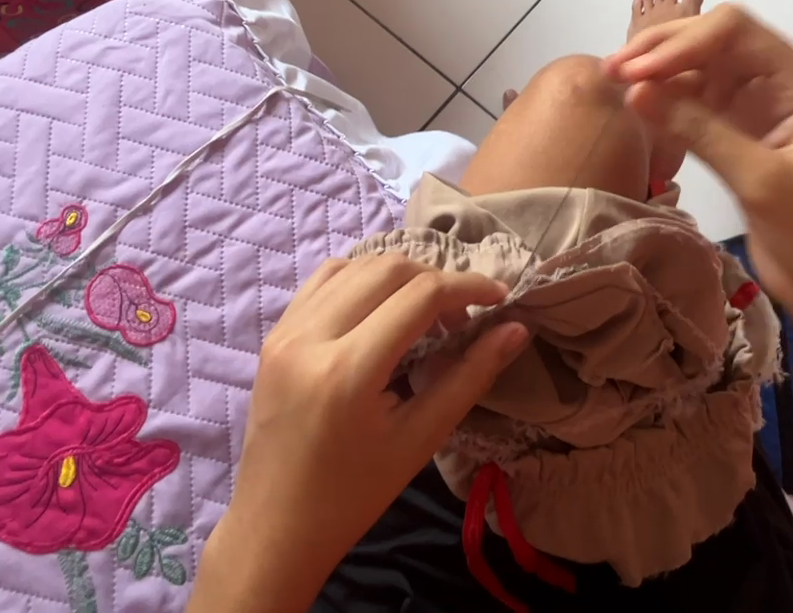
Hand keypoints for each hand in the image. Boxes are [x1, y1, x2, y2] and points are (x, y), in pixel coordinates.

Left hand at [193, 255, 530, 612]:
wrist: (275, 528)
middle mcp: (311, 337)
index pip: (421, 294)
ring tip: (423, 315)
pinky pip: (325, 279)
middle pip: (390, 268)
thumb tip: (517, 328)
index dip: (469, 286)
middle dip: (437, 279)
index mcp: (348, 371)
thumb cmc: (355, 494)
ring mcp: (286, 330)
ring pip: (357, 264)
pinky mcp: (275, 332)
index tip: (499, 297)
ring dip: (401, 276)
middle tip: (460, 318)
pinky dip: (363, 278)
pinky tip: (382, 308)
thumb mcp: (422, 439)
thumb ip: (472, 376)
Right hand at [605, 4, 792, 322]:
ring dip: (661, 72)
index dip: (681, 43)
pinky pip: (701, 105)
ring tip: (613, 82)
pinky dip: (669, 102)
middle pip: (717, 42)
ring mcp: (762, 109)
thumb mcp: (762, 181)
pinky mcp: (744, 136)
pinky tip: (639, 106)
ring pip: (704, 70)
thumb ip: (701, 131)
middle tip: (610, 70)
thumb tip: (635, 91)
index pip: (735, 33)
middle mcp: (783, 84)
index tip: (633, 72)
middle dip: (664, 50)